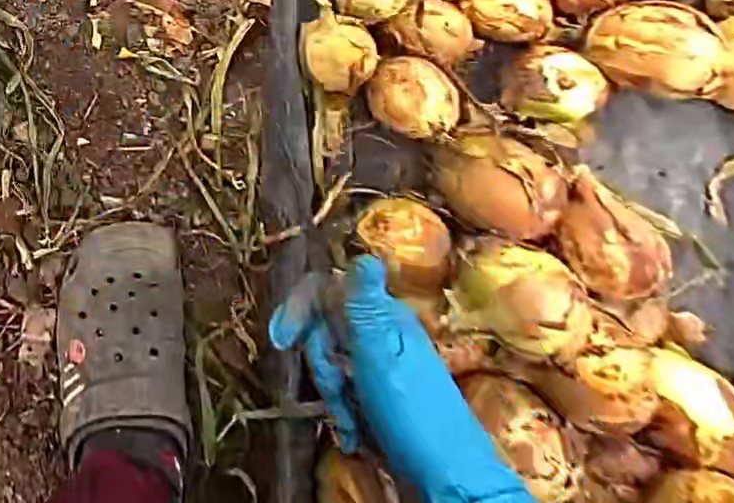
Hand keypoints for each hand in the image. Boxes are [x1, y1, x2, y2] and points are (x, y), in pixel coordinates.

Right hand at [269, 257, 533, 502]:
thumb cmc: (413, 415)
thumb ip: (365, 306)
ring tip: (348, 422)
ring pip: (332, 359)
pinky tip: (353, 433)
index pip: (325, 288)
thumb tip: (365, 254)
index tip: (280, 341)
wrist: (453, 485)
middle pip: (325, 325)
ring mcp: (381, 362)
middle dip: (319, 360)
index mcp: (381, 314)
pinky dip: (343, 409)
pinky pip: (346, 388)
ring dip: (331, 390)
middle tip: (334, 393)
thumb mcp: (381, 356)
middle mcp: (380, 330)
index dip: (298, 307)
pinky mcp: (380, 393)